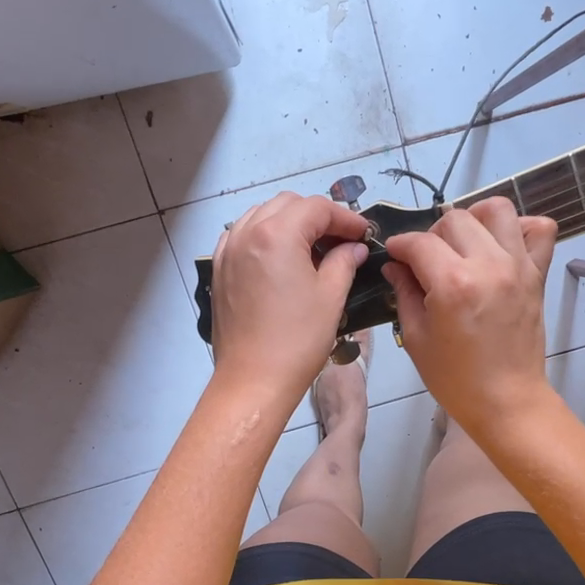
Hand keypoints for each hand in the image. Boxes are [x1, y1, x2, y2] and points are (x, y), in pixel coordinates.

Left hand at [209, 192, 368, 401]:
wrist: (254, 379)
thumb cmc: (298, 340)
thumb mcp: (330, 297)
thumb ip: (344, 262)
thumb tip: (354, 248)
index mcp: (277, 234)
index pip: (317, 208)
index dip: (345, 218)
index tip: (364, 235)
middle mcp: (247, 232)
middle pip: (288, 205)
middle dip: (317, 217)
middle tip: (341, 242)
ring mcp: (228, 251)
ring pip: (262, 216)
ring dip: (290, 224)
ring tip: (312, 249)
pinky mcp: (220, 270)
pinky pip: (243, 236)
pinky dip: (265, 237)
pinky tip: (281, 260)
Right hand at [383, 197, 557, 431]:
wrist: (507, 401)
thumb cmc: (456, 379)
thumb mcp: (417, 339)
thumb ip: (405, 293)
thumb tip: (396, 266)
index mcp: (452, 284)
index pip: (419, 243)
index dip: (400, 246)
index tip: (395, 256)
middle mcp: (488, 265)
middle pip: (455, 219)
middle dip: (434, 235)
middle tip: (429, 261)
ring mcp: (518, 266)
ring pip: (497, 210)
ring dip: (475, 220)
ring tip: (465, 245)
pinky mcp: (537, 274)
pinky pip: (540, 230)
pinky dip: (521, 228)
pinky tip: (502, 247)